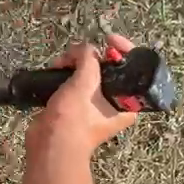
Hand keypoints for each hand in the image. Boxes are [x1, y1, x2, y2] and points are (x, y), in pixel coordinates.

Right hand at [27, 34, 139, 158]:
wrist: (50, 144)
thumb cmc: (75, 118)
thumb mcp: (85, 83)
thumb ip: (88, 59)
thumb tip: (83, 49)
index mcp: (128, 101)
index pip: (133, 67)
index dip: (124, 49)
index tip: (107, 39)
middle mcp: (115, 101)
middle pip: (107, 67)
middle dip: (90, 56)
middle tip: (74, 55)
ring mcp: (94, 102)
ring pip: (88, 71)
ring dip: (74, 63)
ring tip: (59, 64)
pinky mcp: (75, 104)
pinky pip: (74, 80)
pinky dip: (65, 72)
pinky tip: (55, 70)